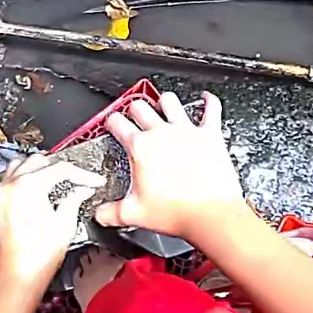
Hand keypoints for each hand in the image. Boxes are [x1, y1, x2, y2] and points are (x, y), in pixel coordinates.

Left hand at [0, 154, 103, 291]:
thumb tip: (82, 190)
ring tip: (62, 181)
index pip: (60, 169)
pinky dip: (28, 176)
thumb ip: (74, 200)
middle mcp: (10, 185)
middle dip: (63, 169)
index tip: (93, 180)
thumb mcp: (63, 226)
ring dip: (44, 169)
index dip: (82, 174)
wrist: (13, 279)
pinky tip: (41, 188)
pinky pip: (13, 177)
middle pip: (41, 162)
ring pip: (25, 165)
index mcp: (27, 187)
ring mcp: (1, 192)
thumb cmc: (34, 260)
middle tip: (81, 180)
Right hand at [96, 92, 244, 238]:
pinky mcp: (210, 135)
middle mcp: (162, 133)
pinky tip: (206, 98)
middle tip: (133, 117)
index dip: (111, 122)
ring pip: (170, 101)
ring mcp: (187, 131)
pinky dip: (208, 102)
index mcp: (140, 147)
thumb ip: (111, 213)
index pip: (117, 122)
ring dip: (163, 102)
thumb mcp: (133, 214)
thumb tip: (101, 214)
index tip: (112, 125)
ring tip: (161, 106)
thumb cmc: (176, 212)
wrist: (210, 214)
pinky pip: (211, 109)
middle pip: (140, 106)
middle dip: (133, 109)